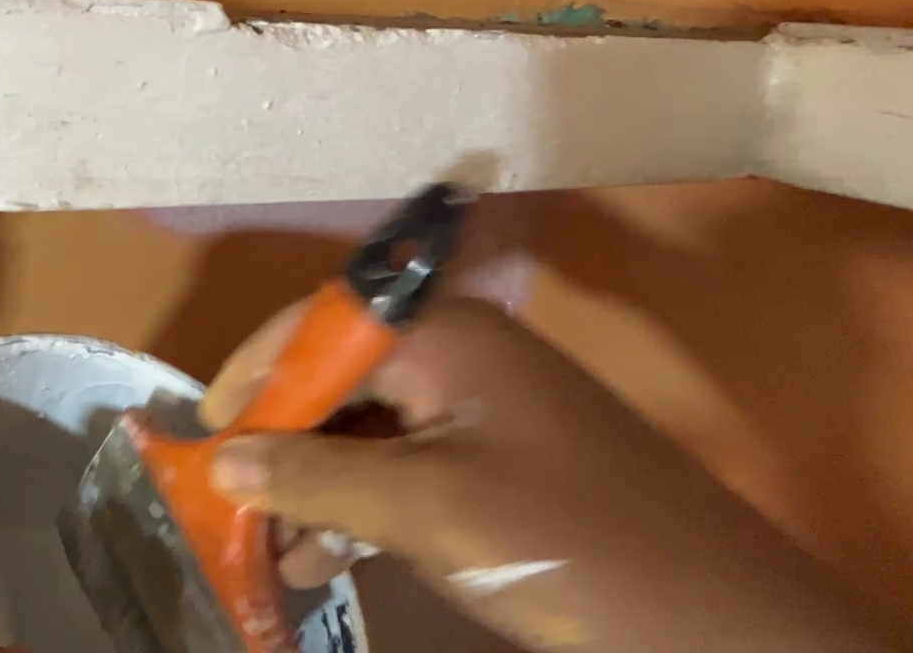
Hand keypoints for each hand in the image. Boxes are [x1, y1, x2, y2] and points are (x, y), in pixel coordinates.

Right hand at [202, 297, 892, 651]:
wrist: (744, 639)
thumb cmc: (570, 543)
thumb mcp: (426, 510)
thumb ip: (314, 478)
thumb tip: (220, 462)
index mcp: (441, 333)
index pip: (316, 328)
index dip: (254, 372)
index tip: (206, 425)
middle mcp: (453, 352)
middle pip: (336, 378)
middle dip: (280, 436)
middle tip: (230, 485)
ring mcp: (476, 407)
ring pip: (364, 427)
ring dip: (313, 480)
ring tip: (265, 534)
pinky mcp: (495, 458)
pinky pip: (401, 463)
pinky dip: (358, 504)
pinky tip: (322, 553)